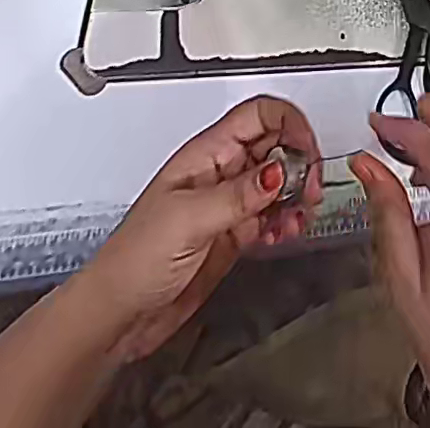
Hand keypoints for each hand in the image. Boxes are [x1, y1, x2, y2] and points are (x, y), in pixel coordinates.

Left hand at [75, 96, 321, 360]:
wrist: (120, 312)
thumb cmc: (134, 258)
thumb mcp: (189, 219)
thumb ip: (238, 195)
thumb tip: (280, 171)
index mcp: (207, 153)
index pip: (258, 116)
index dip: (288, 123)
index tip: (306, 151)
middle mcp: (221, 171)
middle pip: (275, 144)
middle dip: (300, 161)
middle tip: (309, 188)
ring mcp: (229, 201)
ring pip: (279, 180)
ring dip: (298, 194)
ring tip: (299, 214)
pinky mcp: (234, 231)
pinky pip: (273, 214)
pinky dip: (287, 220)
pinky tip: (284, 233)